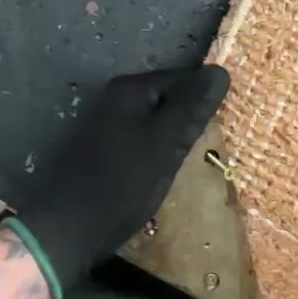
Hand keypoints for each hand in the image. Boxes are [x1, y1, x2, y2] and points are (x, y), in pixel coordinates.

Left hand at [5, 66, 230, 298]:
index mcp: (130, 89)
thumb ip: (192, 107)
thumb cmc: (122, 184)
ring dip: (174, 135)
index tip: (227, 120)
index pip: (183, 78)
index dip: (206, 98)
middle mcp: (115, 96)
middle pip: (167, 97)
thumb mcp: (166, 144)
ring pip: (155, 119)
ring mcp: (106, 121)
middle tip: (214, 142)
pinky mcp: (103, 145)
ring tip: (194, 158)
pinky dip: (157, 148)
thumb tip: (220, 71)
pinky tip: (166, 168)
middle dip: (190, 117)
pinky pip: (141, 136)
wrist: (70, 228)